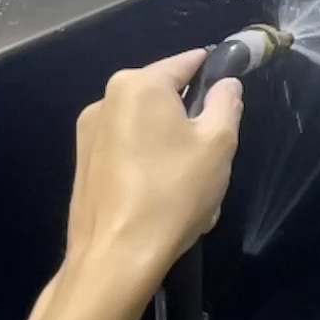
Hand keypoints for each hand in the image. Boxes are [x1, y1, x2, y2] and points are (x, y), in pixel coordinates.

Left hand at [65, 49, 242, 299]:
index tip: (235, 88)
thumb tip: (226, 85)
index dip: (215, 70)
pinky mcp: (85, 165)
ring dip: (174, 143)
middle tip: (216, 150)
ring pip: (150, 126)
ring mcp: (89, 134)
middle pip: (166, 96)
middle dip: (193, 116)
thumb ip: (227, 103)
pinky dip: (153, 163)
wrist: (117, 257)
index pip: (186, 62)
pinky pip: (131, 150)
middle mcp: (107, 101)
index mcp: (138, 86)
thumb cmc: (174, 192)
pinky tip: (167, 196)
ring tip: (193, 182)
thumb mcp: (219, 143)